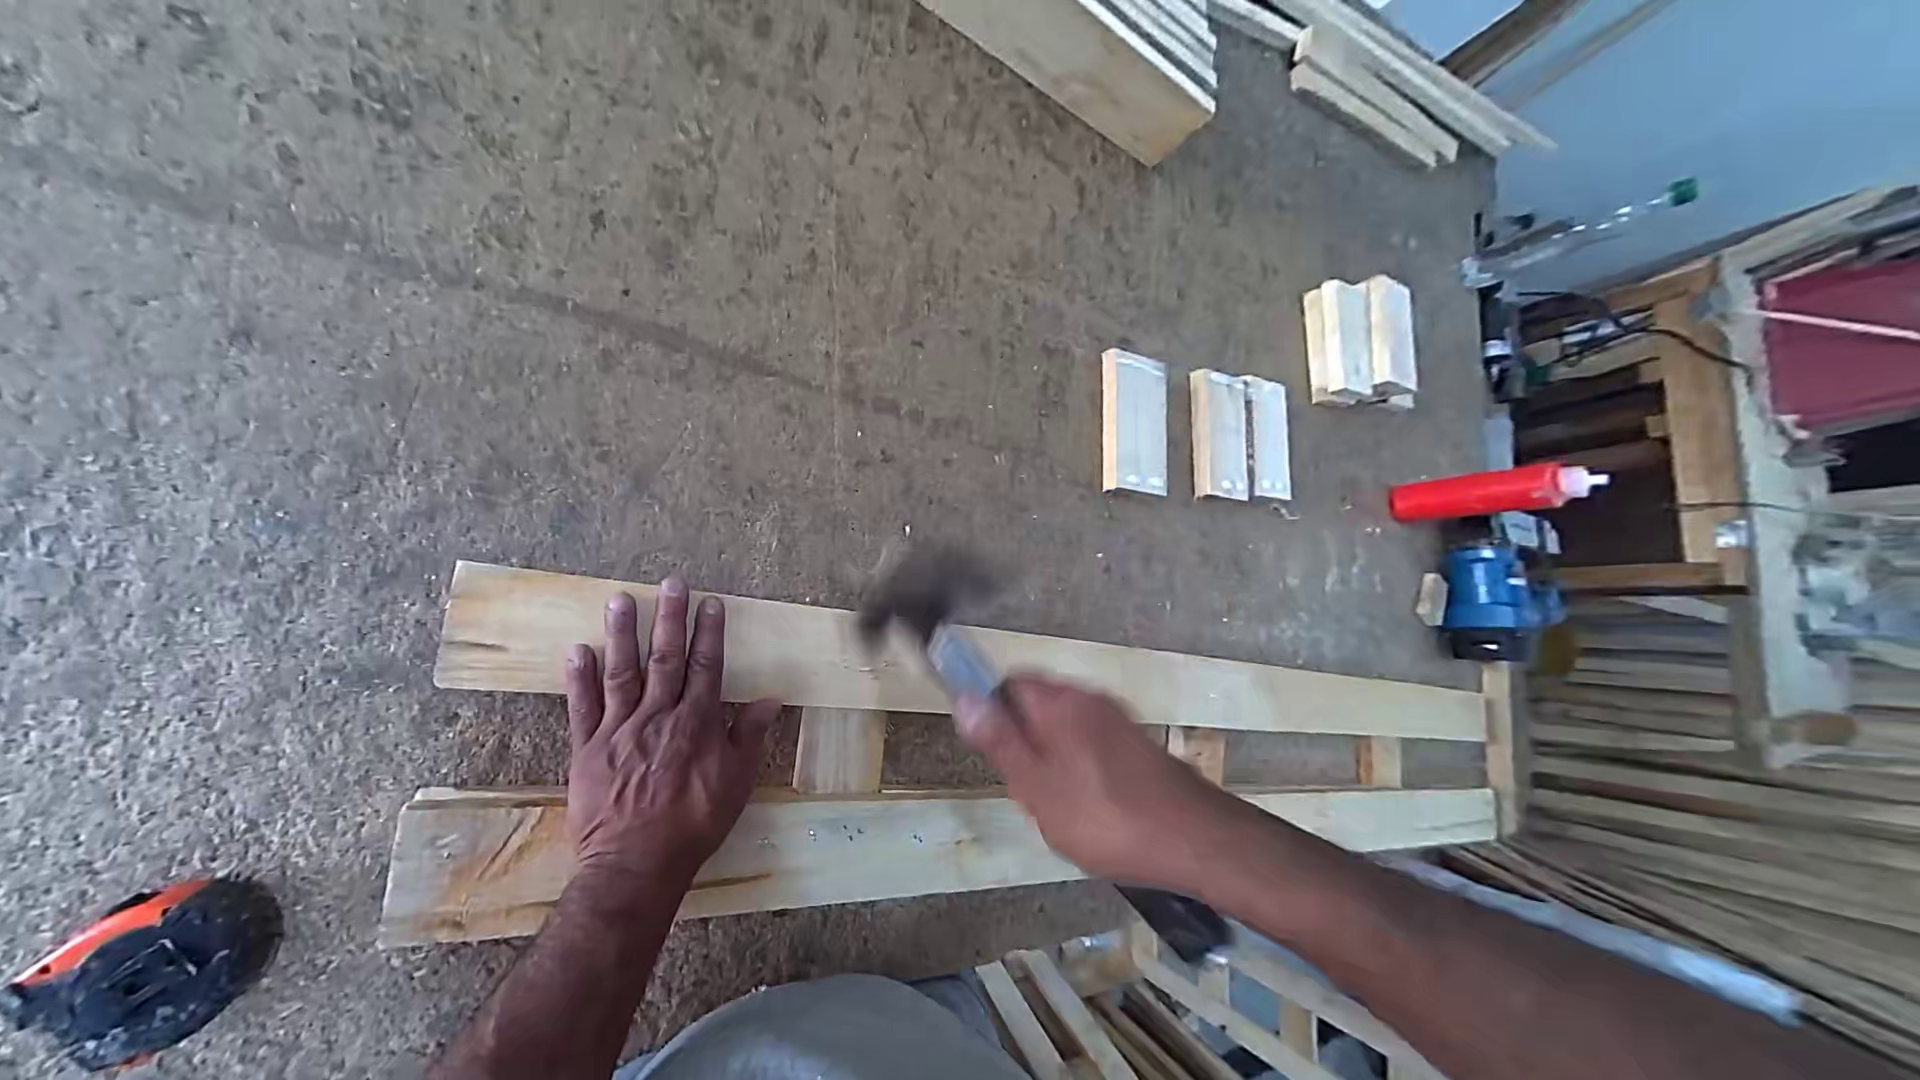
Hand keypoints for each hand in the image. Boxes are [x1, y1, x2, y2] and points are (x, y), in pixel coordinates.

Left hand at [562, 577, 780, 888]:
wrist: (636, 864)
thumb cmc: (694, 822)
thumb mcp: (736, 781)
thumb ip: (750, 735)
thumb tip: (771, 699)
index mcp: (696, 722)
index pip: (706, 666)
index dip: (709, 633)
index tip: (710, 603)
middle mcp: (658, 716)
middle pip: (665, 658)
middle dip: (669, 618)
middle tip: (670, 583)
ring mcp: (619, 730)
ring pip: (623, 672)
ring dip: (622, 634)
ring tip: (620, 600)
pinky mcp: (587, 749)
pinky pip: (582, 707)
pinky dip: (580, 678)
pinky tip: (578, 651)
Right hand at [955, 675, 1247, 891]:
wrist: (1195, 840)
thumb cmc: (1105, 816)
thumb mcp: (1037, 786)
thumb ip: (999, 740)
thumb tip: (964, 698)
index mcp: (1059, 701)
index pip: (1008, 683)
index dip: (991, 713)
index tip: (994, 754)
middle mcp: (1088, 698)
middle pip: (1035, 707)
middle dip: (1024, 745)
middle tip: (1029, 792)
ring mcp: (1116, 719)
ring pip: (1062, 730)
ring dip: (1050, 762)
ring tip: (1059, 809)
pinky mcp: (1135, 743)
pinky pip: (1089, 745)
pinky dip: (1078, 770)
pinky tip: (1089, 811)